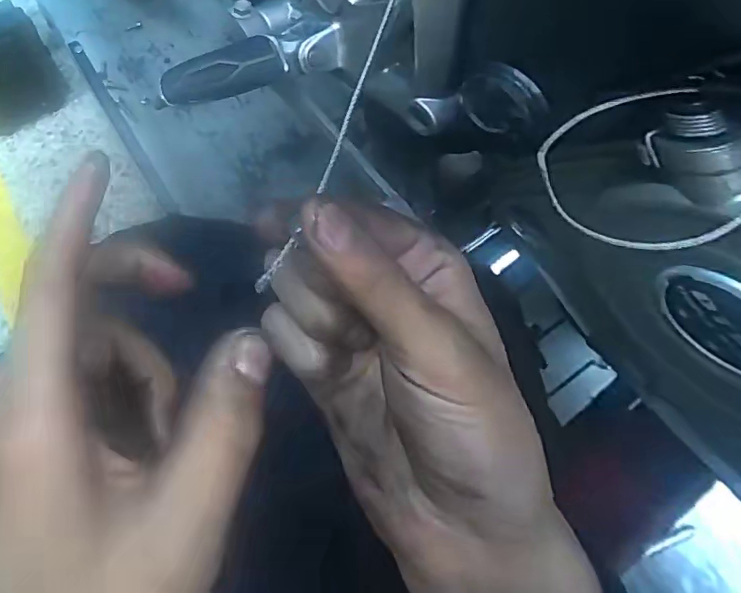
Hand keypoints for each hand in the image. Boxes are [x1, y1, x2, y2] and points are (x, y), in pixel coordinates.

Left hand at [0, 154, 272, 592]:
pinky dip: (125, 396)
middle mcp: (13, 389)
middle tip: (189, 290)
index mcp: (35, 400)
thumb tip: (252, 338)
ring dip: (142, 370)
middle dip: (136, 287)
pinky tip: (147, 455)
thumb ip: (222, 427)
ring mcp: (15, 413)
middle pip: (78, 301)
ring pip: (90, 344)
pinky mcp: (26, 434)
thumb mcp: (179, 525)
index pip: (52, 278)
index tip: (97, 161)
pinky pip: (83, 380)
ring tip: (171, 446)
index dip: (75, 212)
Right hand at [258, 199, 599, 592]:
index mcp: (419, 260)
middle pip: (308, 246)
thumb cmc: (471, 427)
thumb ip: (371, 277)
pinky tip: (328, 379)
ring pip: (286, 283)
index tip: (269, 227)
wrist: (462, 531)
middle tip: (346, 327)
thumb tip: (311, 208)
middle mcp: (376, 279)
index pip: (350, 214)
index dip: (311, 220)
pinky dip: (296, 352)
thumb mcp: (434, 347)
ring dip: (306, 320)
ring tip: (345, 358)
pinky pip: (277, 327)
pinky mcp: (314, 356)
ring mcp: (341, 319)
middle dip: (315, 284)